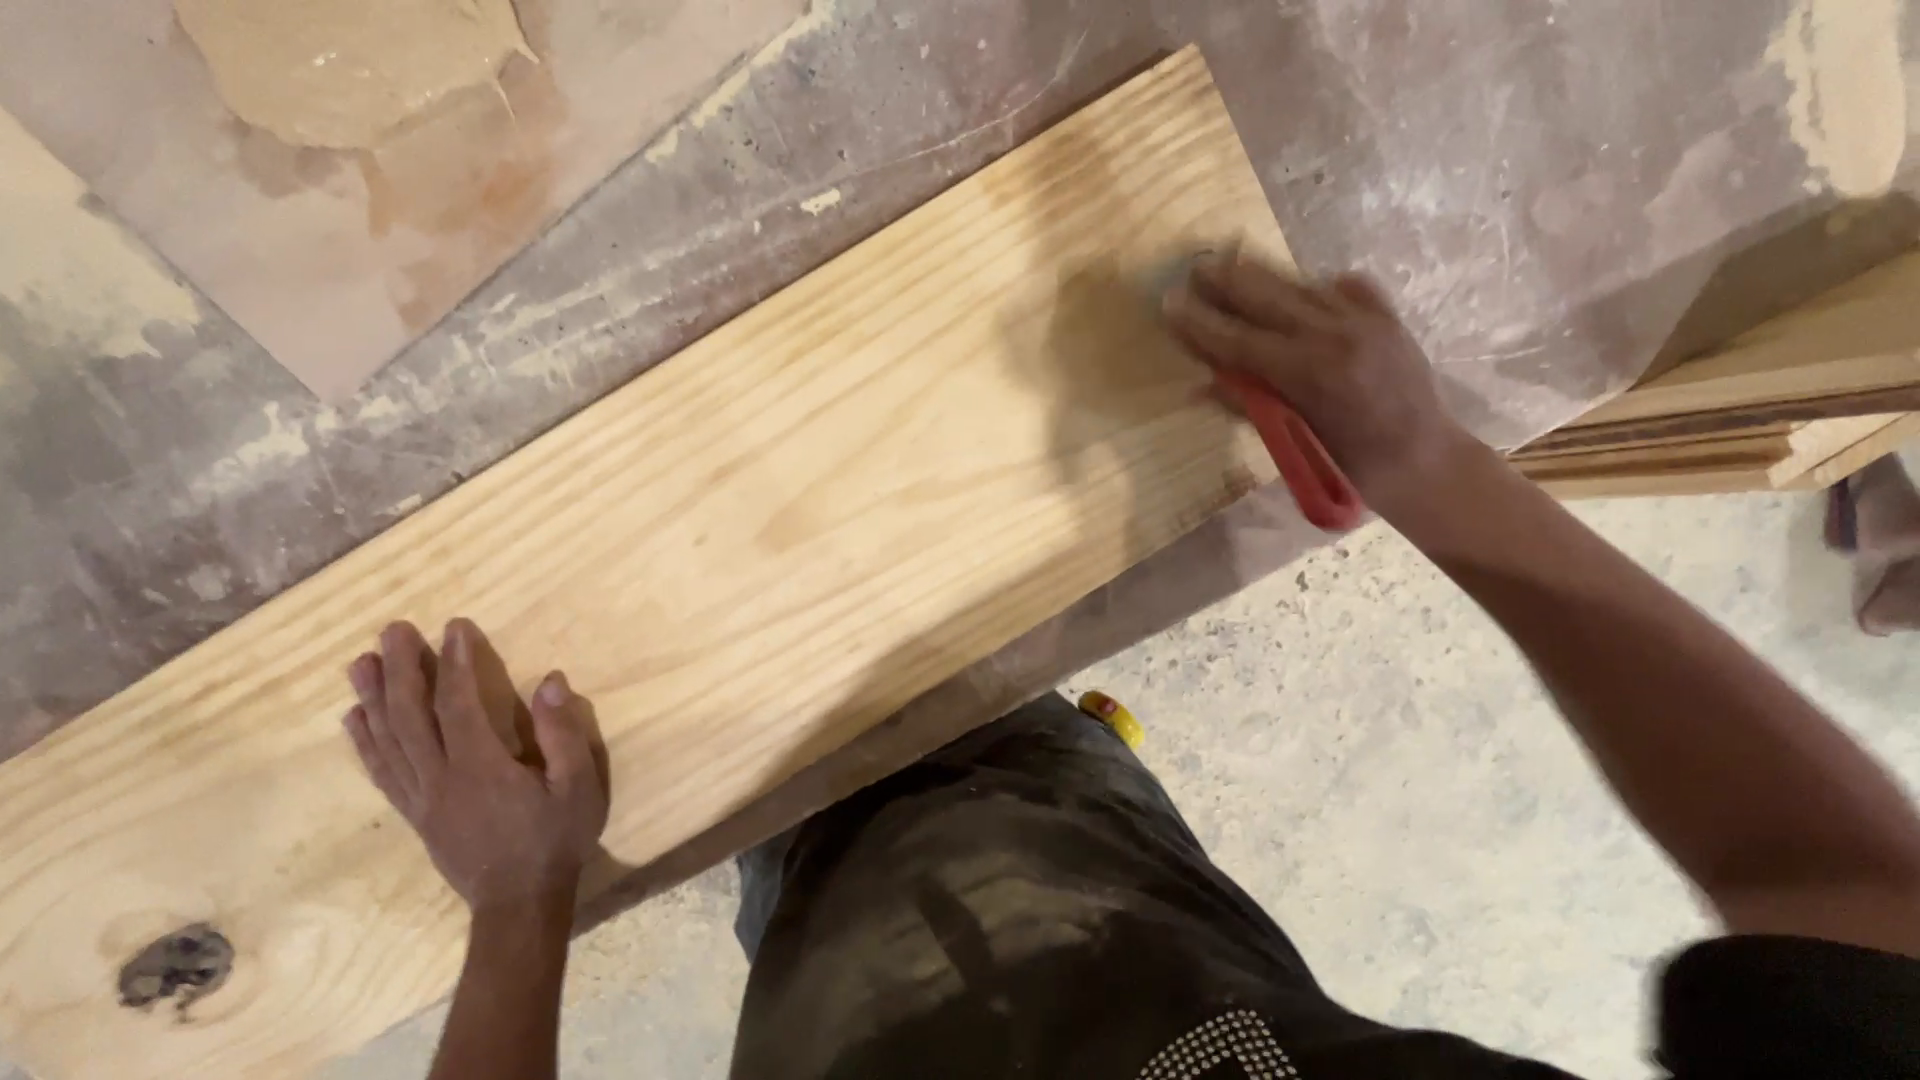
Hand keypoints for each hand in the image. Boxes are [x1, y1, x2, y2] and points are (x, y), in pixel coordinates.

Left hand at [344, 619, 609, 912]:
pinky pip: (382, 772)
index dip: (454, 662)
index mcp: (481, 767)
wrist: (519, 902)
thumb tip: (550, 680)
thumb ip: (562, 733)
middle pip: (410, 716)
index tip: (455, 626)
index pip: (458, 704)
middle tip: (392, 630)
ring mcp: (421, 798)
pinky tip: (355, 718)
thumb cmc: (555, 839)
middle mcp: (440, 777)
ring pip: (387, 741)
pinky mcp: (415, 814)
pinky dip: (364, 742)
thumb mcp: (577, 786)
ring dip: (372, 698)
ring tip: (359, 662)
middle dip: (400, 669)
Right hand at [1163, 248, 1483, 507]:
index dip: (1200, 322)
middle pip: (1267, 296)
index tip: (1170, 302)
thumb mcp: (1294, 445)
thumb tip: (1204, 384)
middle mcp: (1334, 335)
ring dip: (1264, 274)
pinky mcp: (1387, 316)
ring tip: (1234, 258)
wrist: (1427, 461)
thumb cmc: (1352, 468)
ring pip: (1301, 285)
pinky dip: (1316, 285)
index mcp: (1307, 373)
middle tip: (1197, 265)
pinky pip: (1343, 287)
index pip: (1237, 339)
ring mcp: (1364, 320)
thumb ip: (1250, 407)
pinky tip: (1302, 285)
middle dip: (1228, 281)